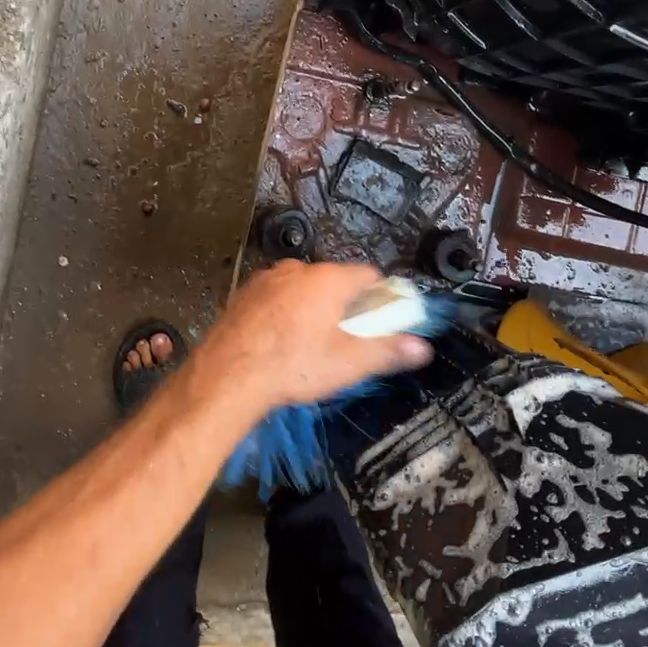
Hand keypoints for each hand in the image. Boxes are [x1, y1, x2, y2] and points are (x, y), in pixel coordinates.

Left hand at [190, 260, 433, 410]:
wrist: (228, 375)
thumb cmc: (290, 366)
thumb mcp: (349, 363)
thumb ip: (388, 350)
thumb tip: (419, 347)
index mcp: (328, 279)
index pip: (368, 275)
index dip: (380, 296)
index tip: (382, 316)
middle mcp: (297, 271)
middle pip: (335, 281)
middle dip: (345, 305)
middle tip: (348, 337)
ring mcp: (267, 280)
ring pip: (302, 289)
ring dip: (312, 308)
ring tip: (312, 345)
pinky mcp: (244, 295)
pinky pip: (276, 298)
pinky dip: (284, 313)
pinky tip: (281, 343)